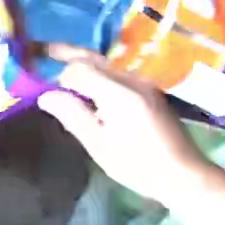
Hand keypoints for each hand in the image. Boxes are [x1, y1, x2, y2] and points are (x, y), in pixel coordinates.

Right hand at [36, 43, 216, 206]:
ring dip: (80, 62)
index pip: (79, 69)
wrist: (186, 174)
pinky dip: (95, 73)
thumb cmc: (140, 166)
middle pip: (92, 57)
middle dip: (65, 53)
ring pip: (104, 63)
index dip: (58, 77)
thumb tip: (45, 95)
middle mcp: (131, 79)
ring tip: (56, 64)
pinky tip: (85, 86)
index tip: (43, 91)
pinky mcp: (148, 89)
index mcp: (119, 93)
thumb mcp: (99, 145)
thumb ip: (72, 115)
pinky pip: (115, 73)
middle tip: (38, 49)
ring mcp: (142, 82)